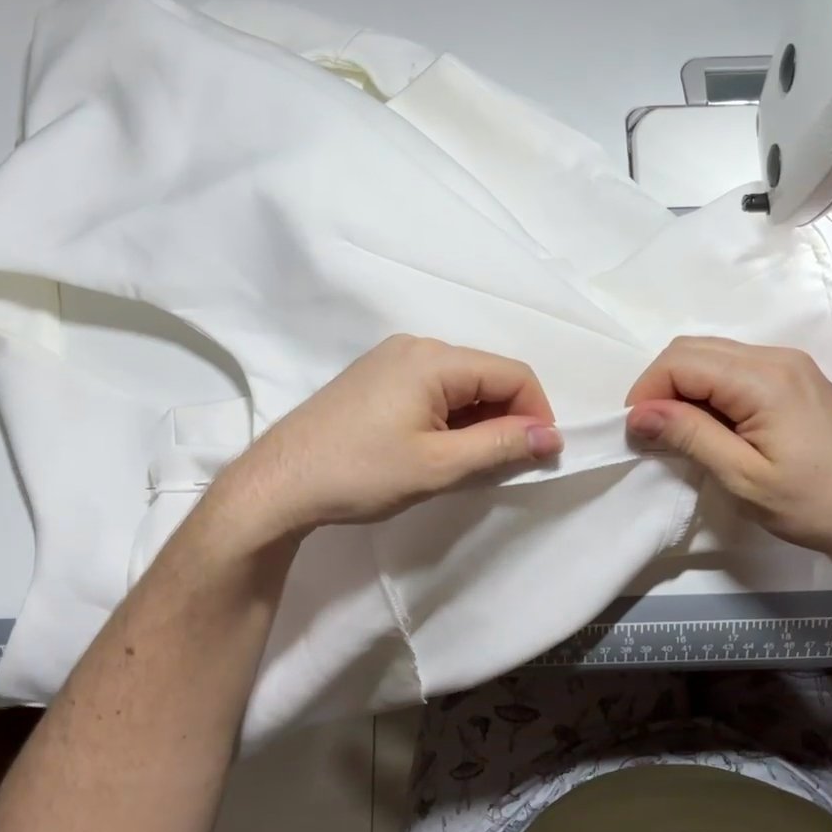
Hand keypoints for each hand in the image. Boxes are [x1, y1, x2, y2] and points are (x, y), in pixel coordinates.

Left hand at [210, 335, 563, 540]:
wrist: (279, 485)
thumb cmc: (361, 474)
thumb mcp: (439, 466)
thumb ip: (500, 447)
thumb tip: (552, 436)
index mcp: (433, 359)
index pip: (513, 373)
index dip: (536, 413)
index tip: (538, 456)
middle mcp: (414, 347)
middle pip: (487, 375)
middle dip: (508, 418)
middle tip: (504, 466)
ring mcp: (390, 361)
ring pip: (461, 385)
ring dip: (479, 421)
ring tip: (468, 465)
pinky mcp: (375, 380)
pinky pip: (432, 390)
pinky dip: (451, 419)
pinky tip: (439, 452)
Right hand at [624, 336, 831, 562]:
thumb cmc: (814, 505)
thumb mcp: (743, 478)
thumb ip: (690, 436)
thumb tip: (638, 413)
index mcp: (764, 378)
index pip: (681, 361)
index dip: (648, 391)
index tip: (637, 434)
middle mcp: (777, 357)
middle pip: (694, 349)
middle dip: (661, 386)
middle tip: (652, 434)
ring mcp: (790, 365)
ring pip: (713, 355)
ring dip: (684, 388)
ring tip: (679, 434)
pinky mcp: (796, 379)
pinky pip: (735, 368)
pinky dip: (710, 390)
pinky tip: (712, 427)